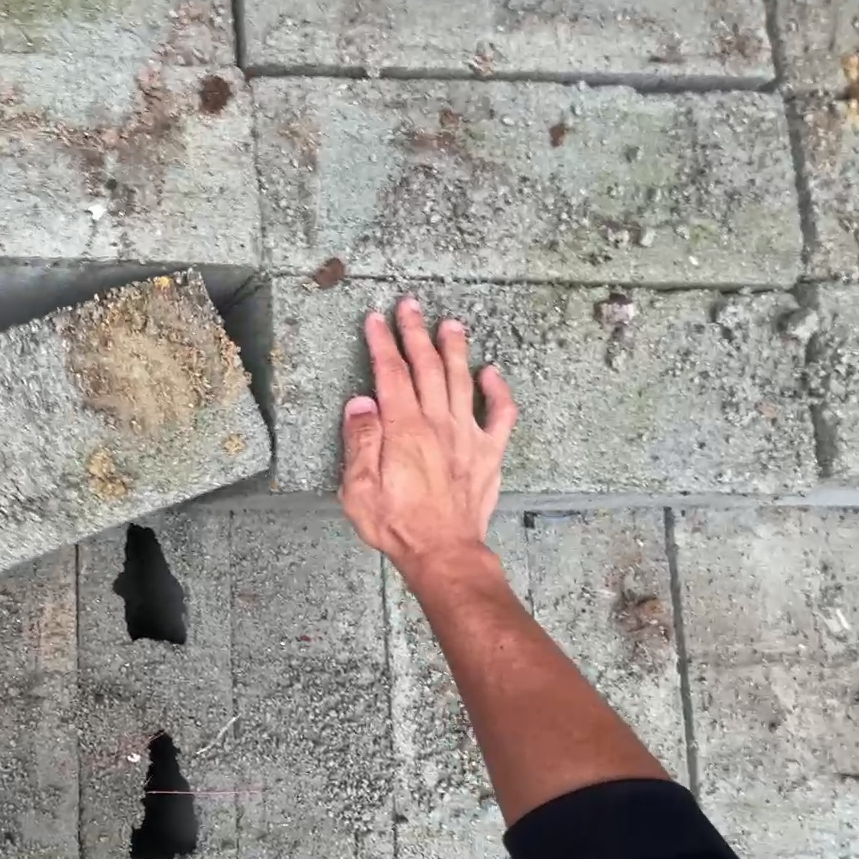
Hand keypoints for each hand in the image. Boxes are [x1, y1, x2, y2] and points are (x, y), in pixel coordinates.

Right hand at [339, 297, 516, 585]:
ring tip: (449, 323)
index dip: (382, 343)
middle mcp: (437, 424)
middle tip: (409, 306)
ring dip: (454, 349)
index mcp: (403, 430)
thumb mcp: (358, 487)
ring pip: (461, 381)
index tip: (375, 320)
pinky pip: (500, 414)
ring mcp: (467, 436)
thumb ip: (360, 441)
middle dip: (415, 334)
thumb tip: (360, 403)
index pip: (390, 374)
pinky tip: (492, 373)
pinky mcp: (487, 453)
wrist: (443, 552)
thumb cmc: (395, 523)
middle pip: (426, 368)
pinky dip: (498, 390)